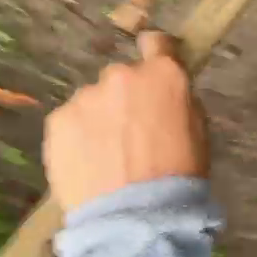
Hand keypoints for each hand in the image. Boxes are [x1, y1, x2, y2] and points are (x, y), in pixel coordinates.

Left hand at [43, 32, 208, 213]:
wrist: (136, 213)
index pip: (157, 43)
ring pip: (93, 101)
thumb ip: (178, 101)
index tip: (153, 62)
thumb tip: (164, 96)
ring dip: (100, 117)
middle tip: (131, 130)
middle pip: (122, 77)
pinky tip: (88, 162)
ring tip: (106, 154)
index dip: (156, 51)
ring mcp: (86, 97)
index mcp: (164, 74)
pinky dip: (78, 136)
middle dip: (126, 96)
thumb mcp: (198, 129)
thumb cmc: (181, 172)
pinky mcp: (58, 121)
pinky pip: (71, 121)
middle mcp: (123, 75)